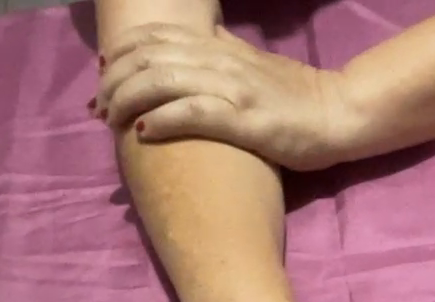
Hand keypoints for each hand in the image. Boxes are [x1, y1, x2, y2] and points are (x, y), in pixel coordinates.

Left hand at [94, 23, 364, 170]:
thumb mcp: (254, 66)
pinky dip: (161, 120)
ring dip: (127, 99)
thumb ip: (224, 55)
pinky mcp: (245, 120)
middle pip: (150, 57)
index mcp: (219, 47)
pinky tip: (142, 132)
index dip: (121, 52)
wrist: (338, 115)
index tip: (102, 74)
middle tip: (96, 107)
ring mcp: (232, 89)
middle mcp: (220, 60)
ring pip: (163, 80)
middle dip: (114, 80)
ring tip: (109, 120)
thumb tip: (199, 48)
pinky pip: (193, 113)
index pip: (156, 37)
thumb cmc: (297, 98)